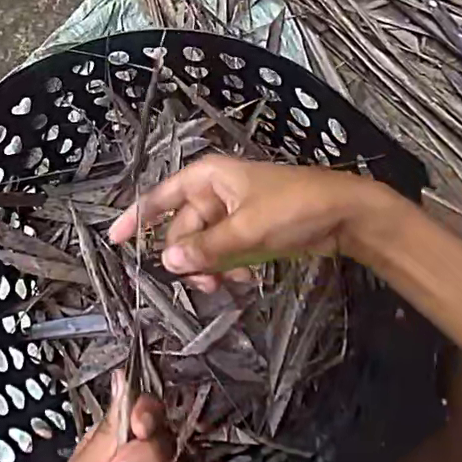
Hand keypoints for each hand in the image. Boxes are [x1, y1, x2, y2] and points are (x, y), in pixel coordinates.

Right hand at [108, 156, 402, 290]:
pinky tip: (243, 279)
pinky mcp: (247, 232)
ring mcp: (231, 214)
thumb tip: (168, 262)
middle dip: (187, 257)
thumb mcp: (248, 228)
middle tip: (201, 282)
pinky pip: (223, 252)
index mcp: (208, 178)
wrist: (347, 214)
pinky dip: (228, 267)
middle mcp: (214, 193)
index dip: (137, 217)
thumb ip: (207, 247)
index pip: (161, 196)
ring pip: (202, 245)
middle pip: (182, 229)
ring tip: (225, 284)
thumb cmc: (295, 207)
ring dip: (209, 266)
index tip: (115, 240)